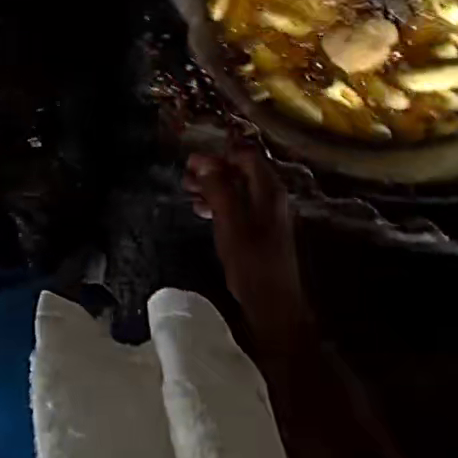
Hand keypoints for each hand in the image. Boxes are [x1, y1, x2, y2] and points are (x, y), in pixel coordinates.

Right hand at [185, 137, 312, 336]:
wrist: (273, 304)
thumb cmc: (251, 261)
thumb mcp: (229, 221)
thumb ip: (218, 188)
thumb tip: (204, 163)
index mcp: (268, 189)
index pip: (245, 155)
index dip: (219, 153)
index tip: (193, 161)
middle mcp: (270, 196)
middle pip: (240, 170)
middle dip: (212, 170)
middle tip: (185, 176)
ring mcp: (267, 213)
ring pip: (237, 188)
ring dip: (213, 187)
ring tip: (187, 192)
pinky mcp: (260, 230)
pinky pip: (238, 206)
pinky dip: (219, 203)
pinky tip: (201, 210)